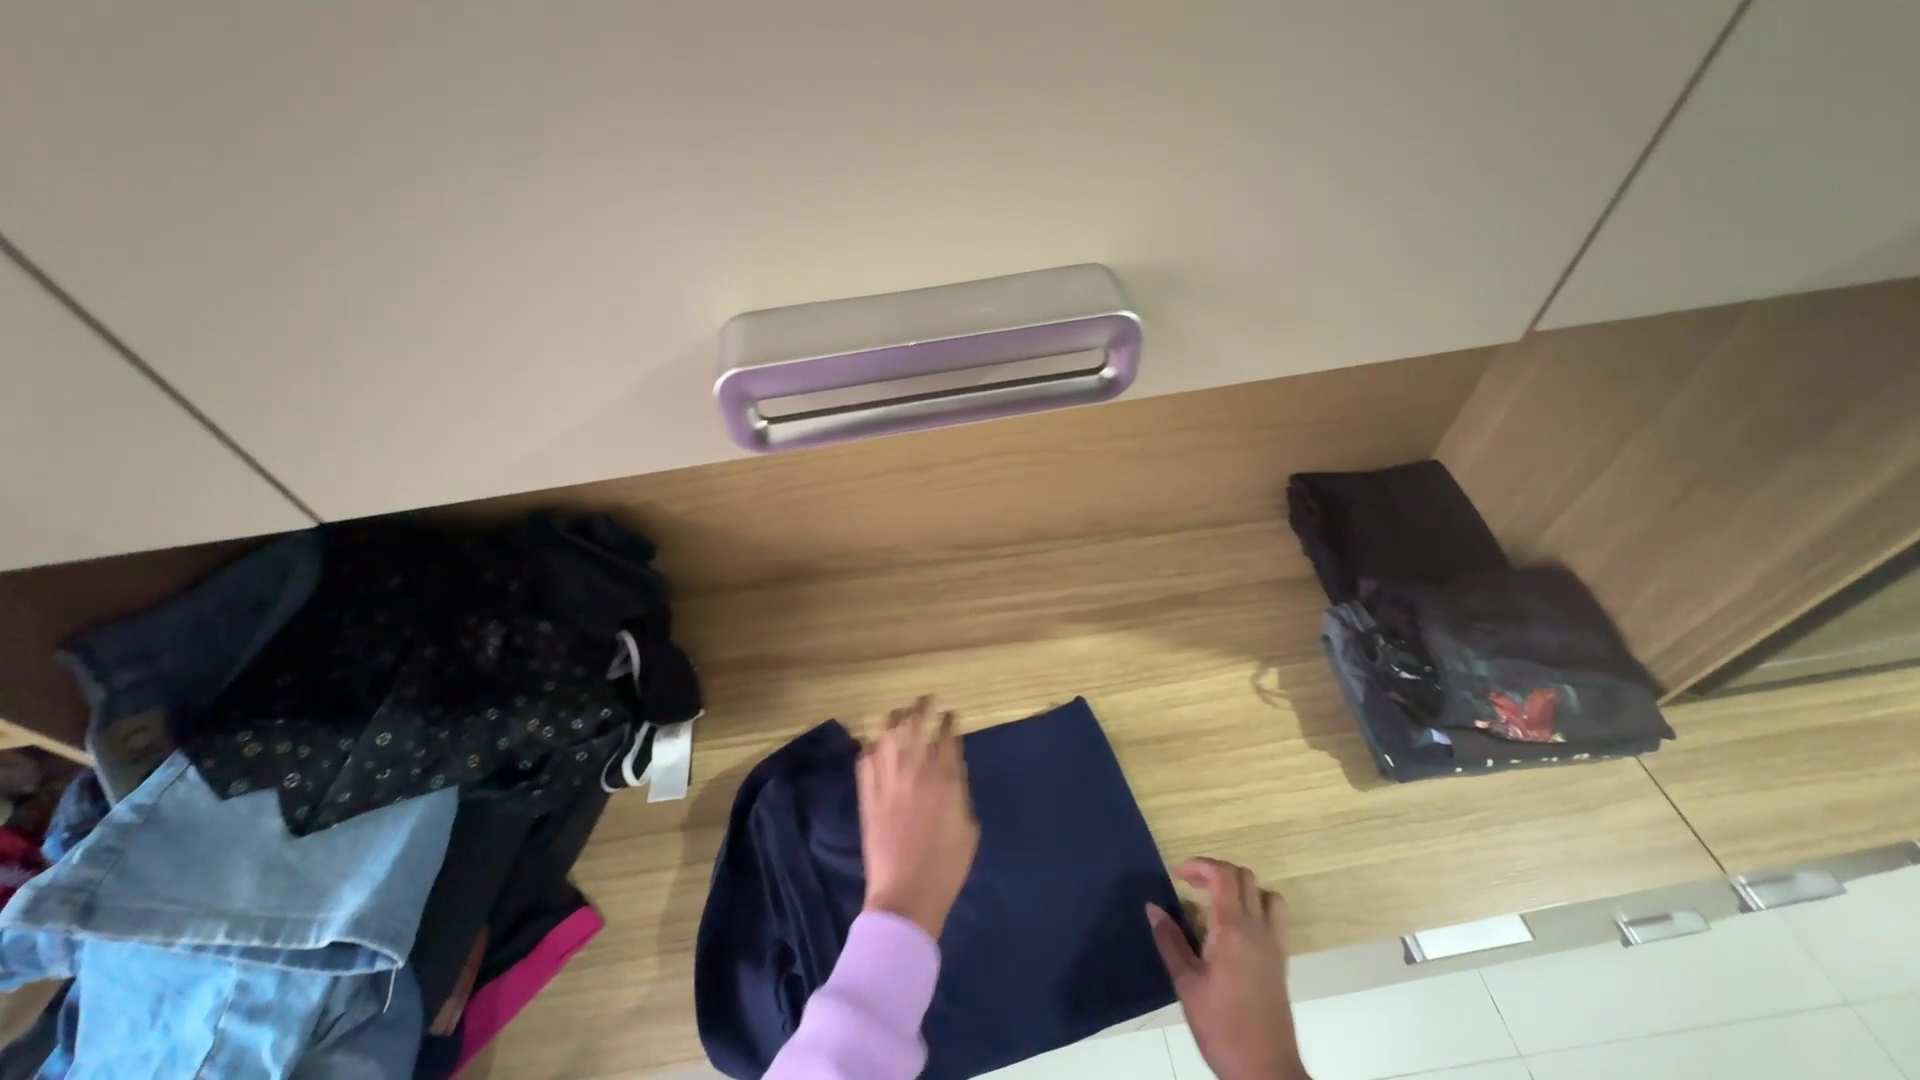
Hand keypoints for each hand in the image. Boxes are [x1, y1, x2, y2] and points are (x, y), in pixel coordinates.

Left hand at [857, 696, 980, 939]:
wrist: (906, 894)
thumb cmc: (946, 866)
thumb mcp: (968, 828)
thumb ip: (960, 793)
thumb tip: (952, 771)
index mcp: (944, 780)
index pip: (946, 738)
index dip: (949, 723)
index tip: (951, 716)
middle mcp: (913, 772)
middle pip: (915, 727)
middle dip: (922, 709)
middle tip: (927, 700)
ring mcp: (886, 782)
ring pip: (886, 737)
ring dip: (895, 720)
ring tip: (900, 712)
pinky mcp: (867, 796)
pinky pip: (866, 761)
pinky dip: (871, 746)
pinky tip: (876, 743)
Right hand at [1148, 859, 1308, 1079]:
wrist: (1265, 1070)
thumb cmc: (1221, 1028)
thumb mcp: (1186, 985)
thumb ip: (1170, 941)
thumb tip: (1153, 907)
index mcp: (1233, 930)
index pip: (1223, 876)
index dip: (1199, 866)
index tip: (1176, 875)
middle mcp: (1258, 929)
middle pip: (1244, 877)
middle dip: (1216, 872)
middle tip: (1190, 886)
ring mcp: (1274, 945)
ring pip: (1265, 894)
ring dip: (1240, 888)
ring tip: (1214, 904)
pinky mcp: (1281, 961)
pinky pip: (1274, 918)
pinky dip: (1255, 908)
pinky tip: (1233, 932)